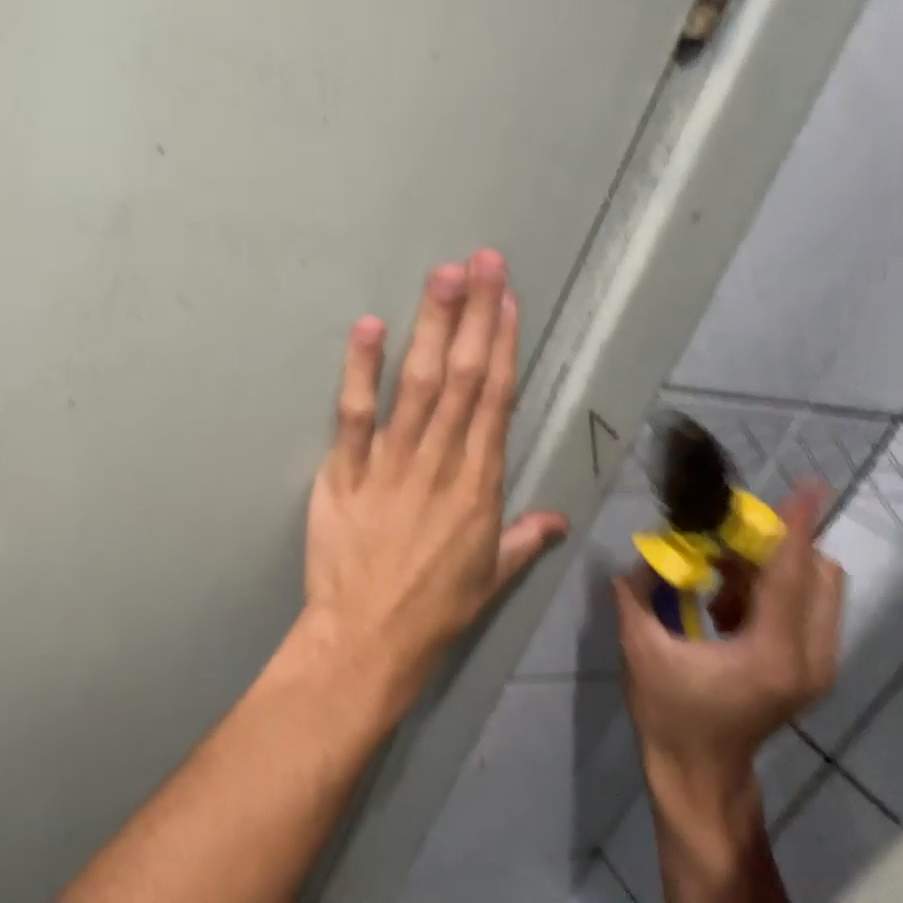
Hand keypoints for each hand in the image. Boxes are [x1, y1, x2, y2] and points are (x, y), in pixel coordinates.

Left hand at [300, 250, 567, 712]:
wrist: (369, 640)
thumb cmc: (433, 611)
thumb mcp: (490, 579)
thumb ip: (522, 540)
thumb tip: (557, 519)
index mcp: (480, 486)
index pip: (496, 400)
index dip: (502, 345)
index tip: (507, 300)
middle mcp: (442, 465)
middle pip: (464, 379)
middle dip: (474, 316)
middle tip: (482, 262)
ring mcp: (392, 467)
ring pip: (419, 386)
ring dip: (432, 328)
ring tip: (443, 277)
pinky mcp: (345, 476)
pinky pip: (355, 418)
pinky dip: (361, 372)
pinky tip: (367, 327)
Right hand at [614, 482, 843, 779]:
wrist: (699, 770)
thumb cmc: (669, 712)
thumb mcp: (641, 648)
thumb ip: (637, 594)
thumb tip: (642, 554)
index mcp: (771, 653)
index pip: (789, 575)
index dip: (794, 527)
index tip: (809, 486)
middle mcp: (809, 657)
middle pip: (818, 575)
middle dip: (777, 545)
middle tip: (725, 538)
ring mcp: (817, 666)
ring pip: (818, 590)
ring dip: (773, 568)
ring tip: (720, 576)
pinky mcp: (811, 670)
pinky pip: (806, 609)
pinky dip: (772, 591)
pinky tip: (726, 604)